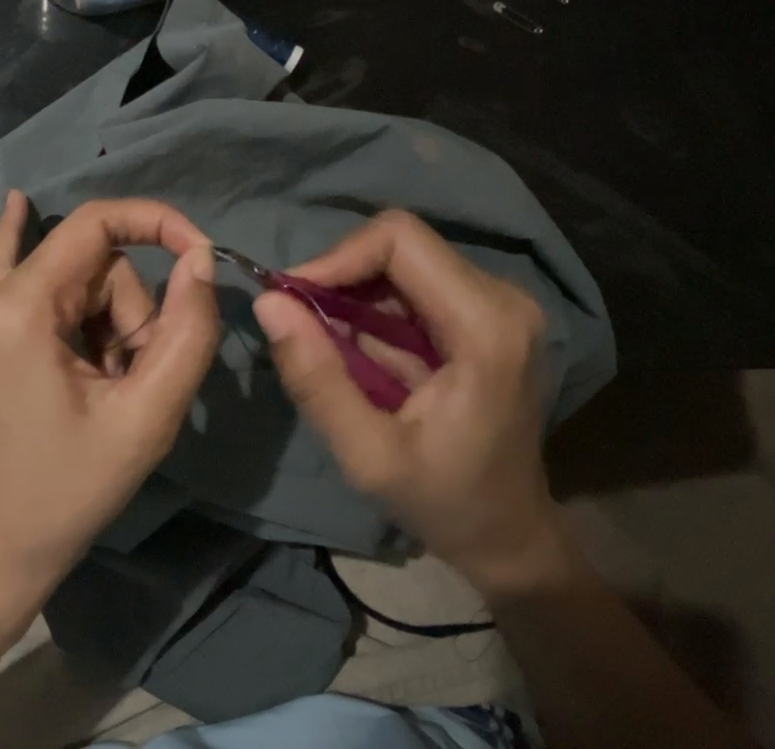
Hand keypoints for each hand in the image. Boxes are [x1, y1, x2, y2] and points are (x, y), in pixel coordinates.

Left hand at [0, 193, 220, 621]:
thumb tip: (199, 260)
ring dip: (107, 324)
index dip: (157, 224)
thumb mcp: (146, 417)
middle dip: (131, 311)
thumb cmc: (70, 489)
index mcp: (19, 309)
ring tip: (105, 388)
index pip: (97, 223)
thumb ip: (186, 333)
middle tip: (134, 379)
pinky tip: (20, 205)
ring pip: (73, 281)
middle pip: (92, 263)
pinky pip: (17, 274)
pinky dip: (31, 247)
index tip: (201, 256)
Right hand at [252, 210, 566, 592]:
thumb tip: (266, 303)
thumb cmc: (444, 501)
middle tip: (297, 324)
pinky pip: (409, 286)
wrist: (508, 535)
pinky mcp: (482, 315)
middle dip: (338, 278)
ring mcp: (496, 304)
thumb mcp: (367, 455)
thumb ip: (315, 378)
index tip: (291, 300)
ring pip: (399, 262)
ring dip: (350, 297)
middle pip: (398, 246)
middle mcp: (501, 298)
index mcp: (486, 326)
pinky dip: (369, 311)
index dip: (336, 258)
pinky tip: (356, 358)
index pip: (399, 239)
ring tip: (325, 350)